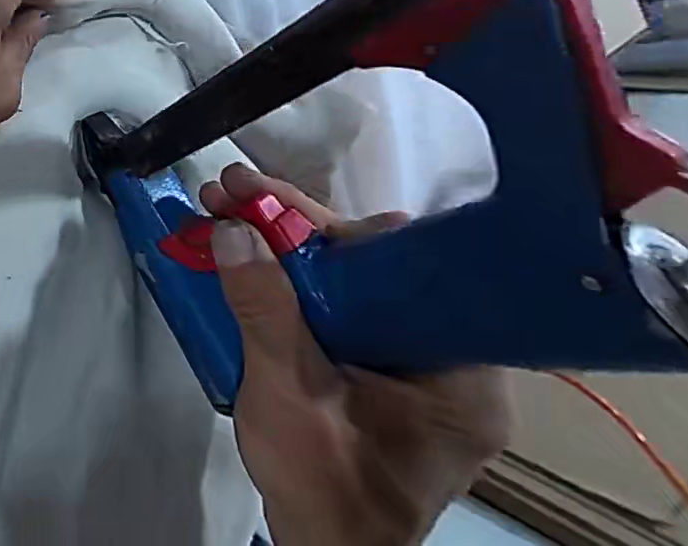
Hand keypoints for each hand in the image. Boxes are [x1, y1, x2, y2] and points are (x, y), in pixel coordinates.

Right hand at [200, 165, 511, 545]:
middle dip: (295, 224)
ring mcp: (412, 354)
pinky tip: (248, 248)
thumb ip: (265, 314)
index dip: (335, 229)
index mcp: (460, 369)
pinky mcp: (381, 358)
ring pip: (350, 274)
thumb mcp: (288, 402)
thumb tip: (232, 230)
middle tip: (235, 191)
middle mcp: (448, 352)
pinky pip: (339, 297)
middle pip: (370, 262)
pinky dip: (290, 272)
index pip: (403, 267)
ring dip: (284, 240)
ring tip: (227, 207)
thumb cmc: (322, 496)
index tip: (275, 202)